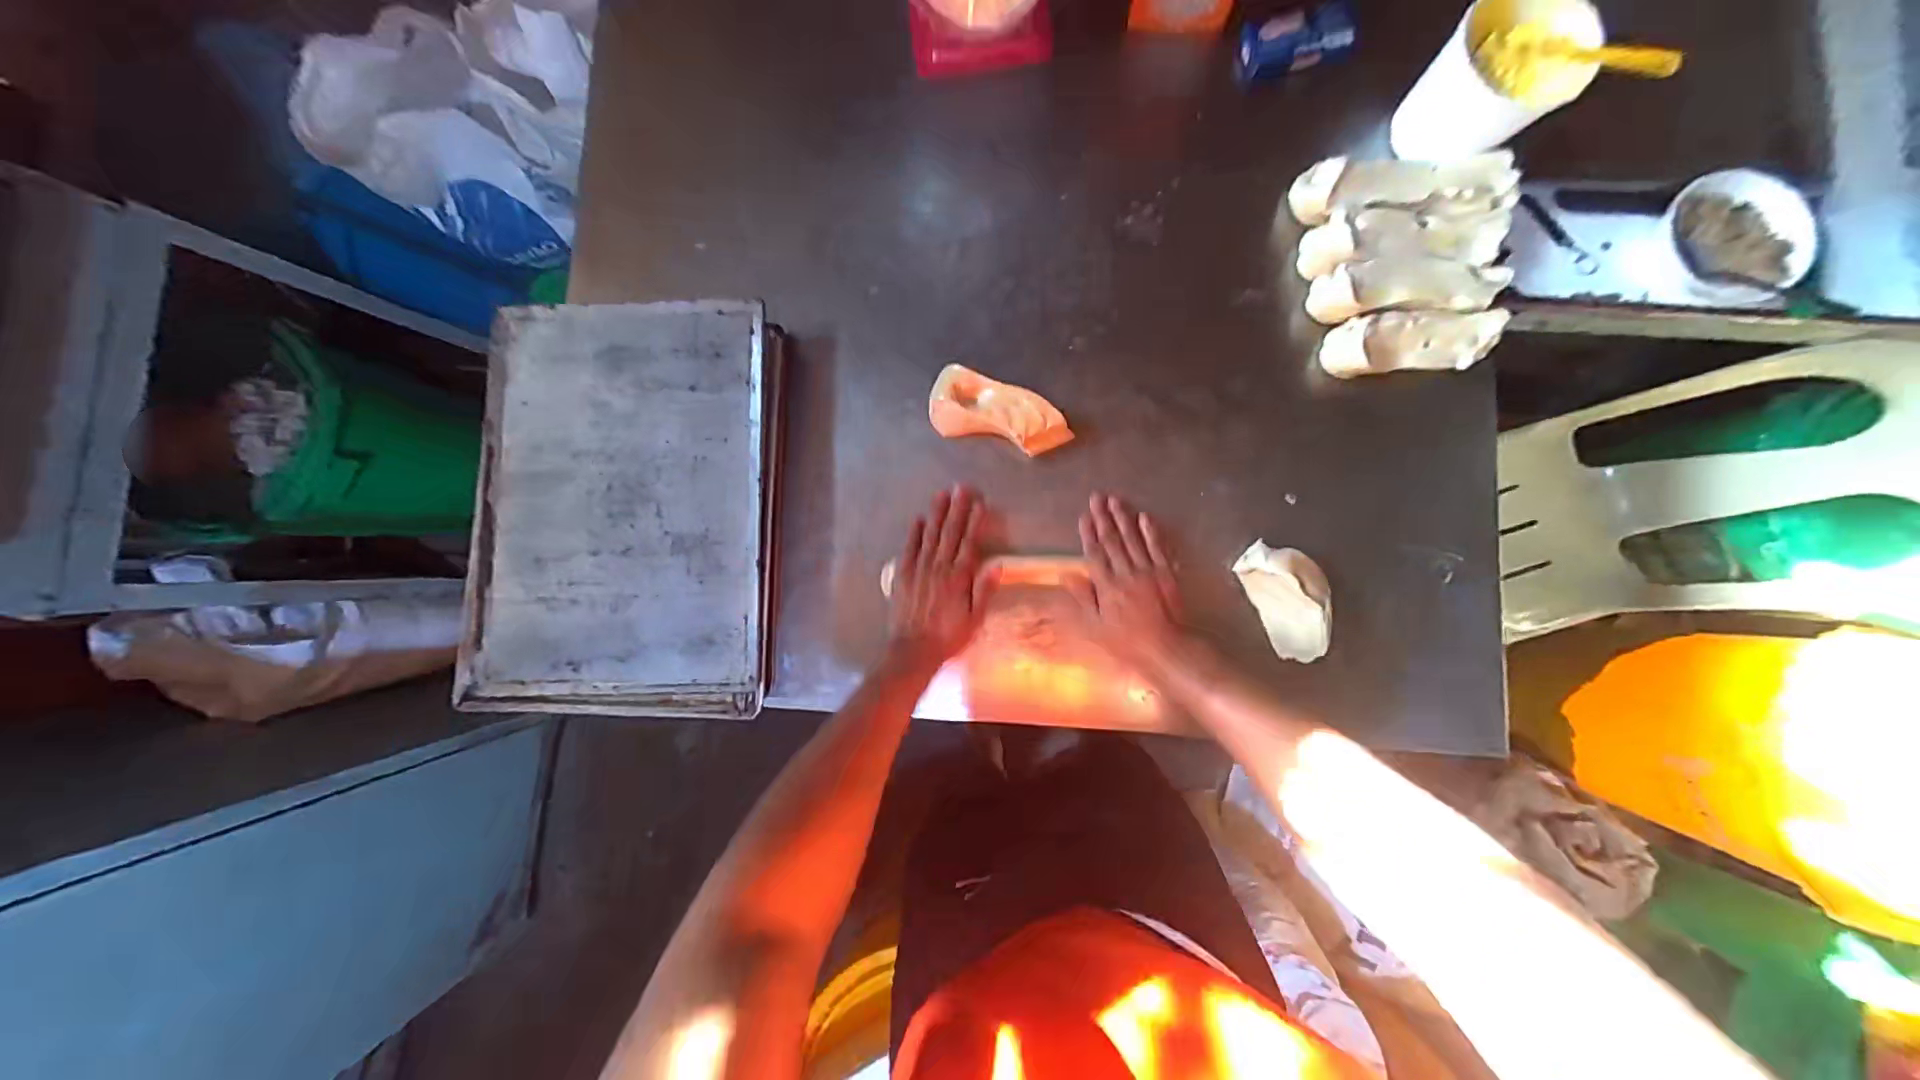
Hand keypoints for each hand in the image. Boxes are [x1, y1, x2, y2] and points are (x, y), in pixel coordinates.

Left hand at [886, 486, 988, 669]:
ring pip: (930, 535)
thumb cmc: (948, 637)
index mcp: (959, 578)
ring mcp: (919, 569)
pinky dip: (914, 533)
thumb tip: (998, 565)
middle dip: (957, 509)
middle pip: (950, 533)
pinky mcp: (903, 575)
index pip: (970, 543)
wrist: (912, 651)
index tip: (980, 503)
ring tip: (942, 494)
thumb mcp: (975, 619)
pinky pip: (909, 549)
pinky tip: (918, 519)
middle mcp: (939, 568)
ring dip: (937, 514)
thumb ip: (984, 590)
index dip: (975, 522)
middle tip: (962, 488)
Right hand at [1067, 493, 1188, 668]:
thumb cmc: (1126, 643)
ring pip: (1132, 539)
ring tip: (1115, 500)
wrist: (1167, 648)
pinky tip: (1144, 517)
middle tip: (1097, 497)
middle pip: (1112, 540)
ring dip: (1123, 518)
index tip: (1083, 516)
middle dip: (1103, 517)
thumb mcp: (1095, 627)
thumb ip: (1083, 598)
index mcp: (1106, 586)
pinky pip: (1157, 547)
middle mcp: (1125, 573)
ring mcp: (1147, 571)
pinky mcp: (1166, 573)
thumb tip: (1065, 574)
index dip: (1088, 534)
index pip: (1094, 554)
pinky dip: (1150, 531)